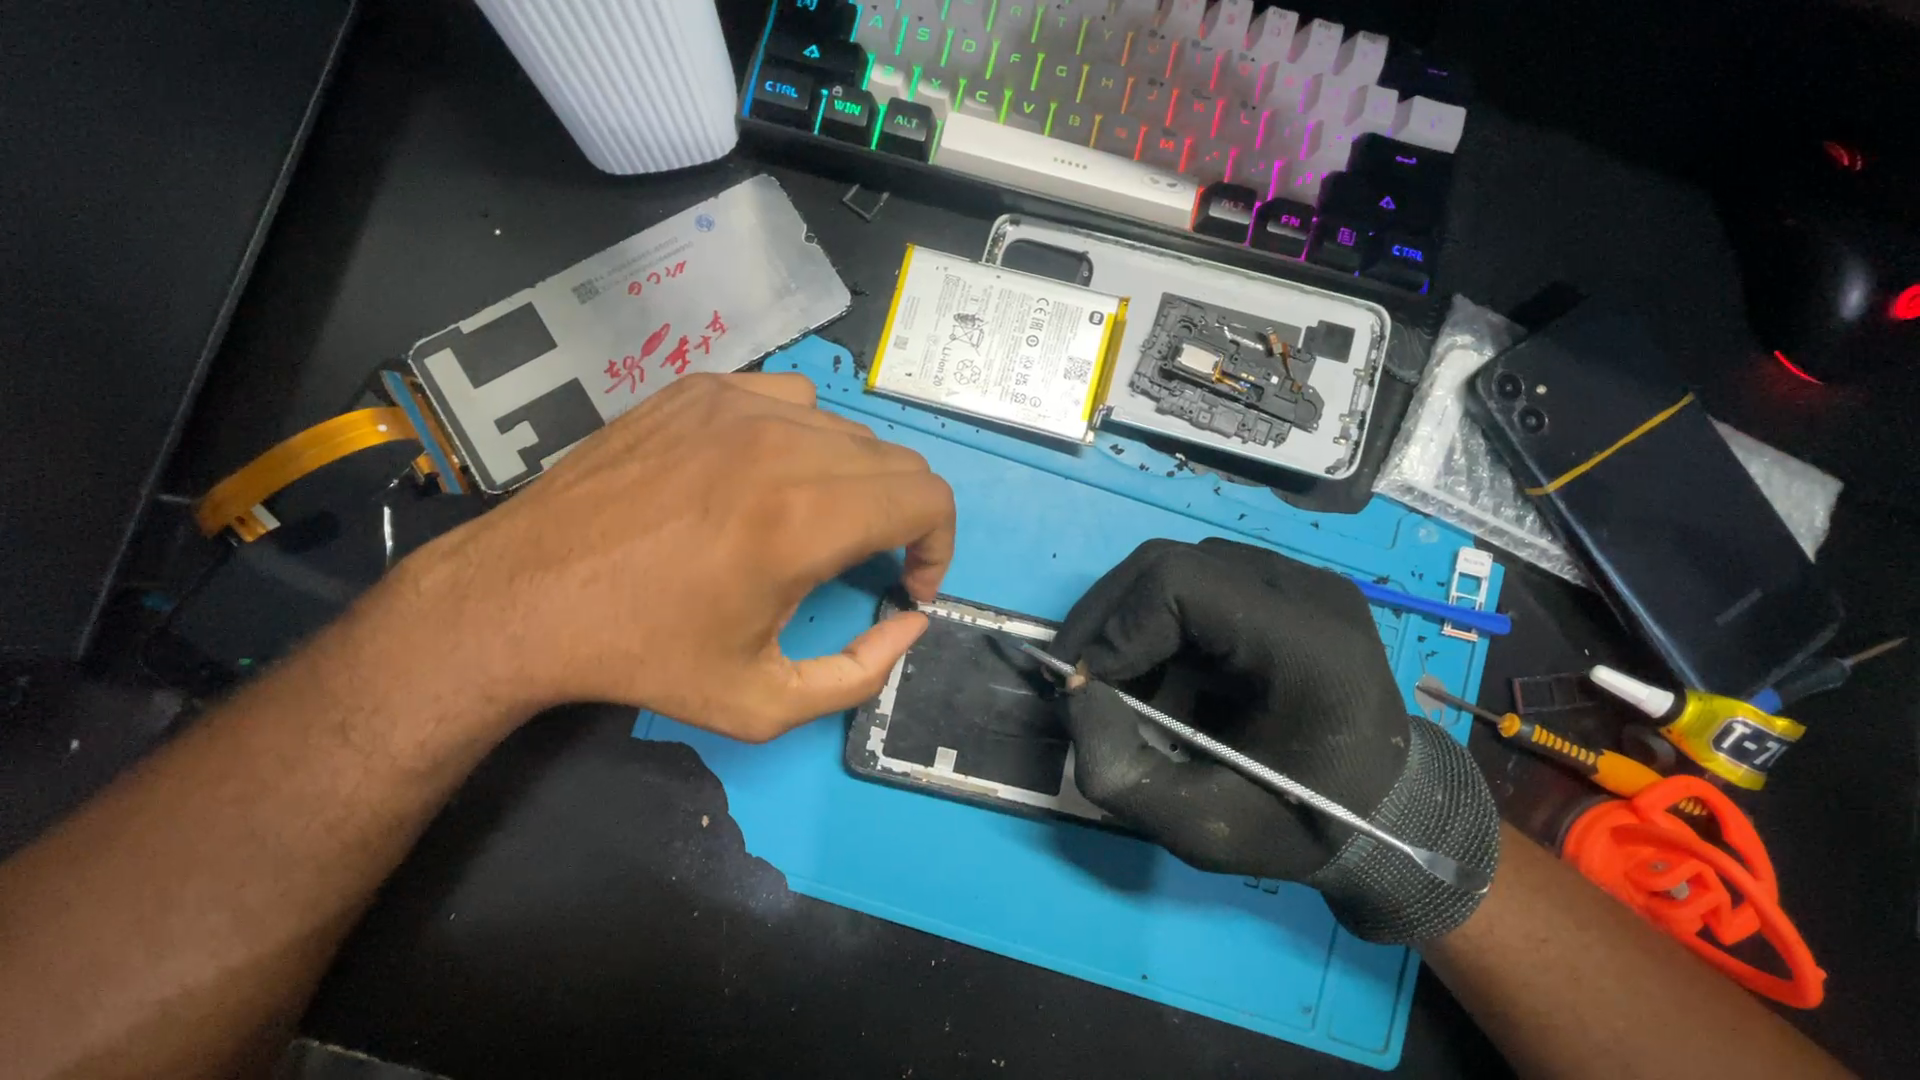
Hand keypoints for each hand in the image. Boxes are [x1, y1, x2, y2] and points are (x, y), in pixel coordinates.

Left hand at [386, 373, 954, 741]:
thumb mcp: (763, 703)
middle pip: (897, 462)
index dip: (939, 546)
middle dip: (901, 519)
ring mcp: (737, 405)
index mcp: (804, 521)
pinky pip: (793, 400)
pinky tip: (762, 476)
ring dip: (854, 480)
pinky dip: (803, 438)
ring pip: (848, 429)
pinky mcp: (700, 388)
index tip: (906, 583)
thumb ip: (861, 673)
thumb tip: (910, 623)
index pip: (928, 499)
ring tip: (809, 522)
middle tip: (862, 563)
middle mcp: (782, 445)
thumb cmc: (645, 655)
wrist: (523, 597)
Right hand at [1054, 538, 1498, 942]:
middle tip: (1072, 678)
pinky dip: (1150, 621)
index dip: (1116, 627)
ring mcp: (1297, 579)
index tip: (1084, 687)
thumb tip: (1072, 694)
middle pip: (1168, 563)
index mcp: (1309, 645)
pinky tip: (1148, 668)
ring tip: (1109, 678)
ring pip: (1174, 566)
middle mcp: (1306, 591)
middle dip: (1104, 620)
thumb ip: (1121, 773)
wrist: (1385, 807)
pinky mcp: (1281, 586)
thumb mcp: (1203, 830)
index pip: (1181, 583)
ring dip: (1123, 618)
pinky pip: (1193, 580)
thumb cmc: (1305, 824)